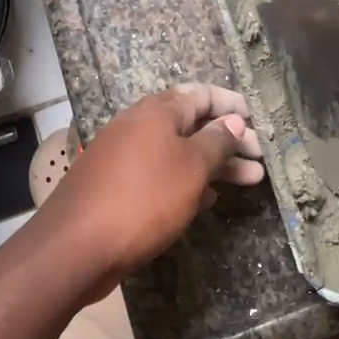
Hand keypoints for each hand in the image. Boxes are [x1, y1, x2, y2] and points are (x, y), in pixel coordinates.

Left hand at [33, 83, 263, 300]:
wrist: (77, 244)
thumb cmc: (143, 198)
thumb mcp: (190, 168)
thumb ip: (216, 142)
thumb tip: (233, 120)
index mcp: (158, 111)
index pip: (201, 94)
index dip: (231, 104)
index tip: (258, 118)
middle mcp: (140, 124)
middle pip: (192, 123)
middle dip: (229, 139)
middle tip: (261, 158)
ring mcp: (126, 154)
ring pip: (179, 151)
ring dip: (214, 164)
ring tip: (250, 181)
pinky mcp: (119, 184)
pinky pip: (162, 173)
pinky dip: (188, 181)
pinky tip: (209, 200)